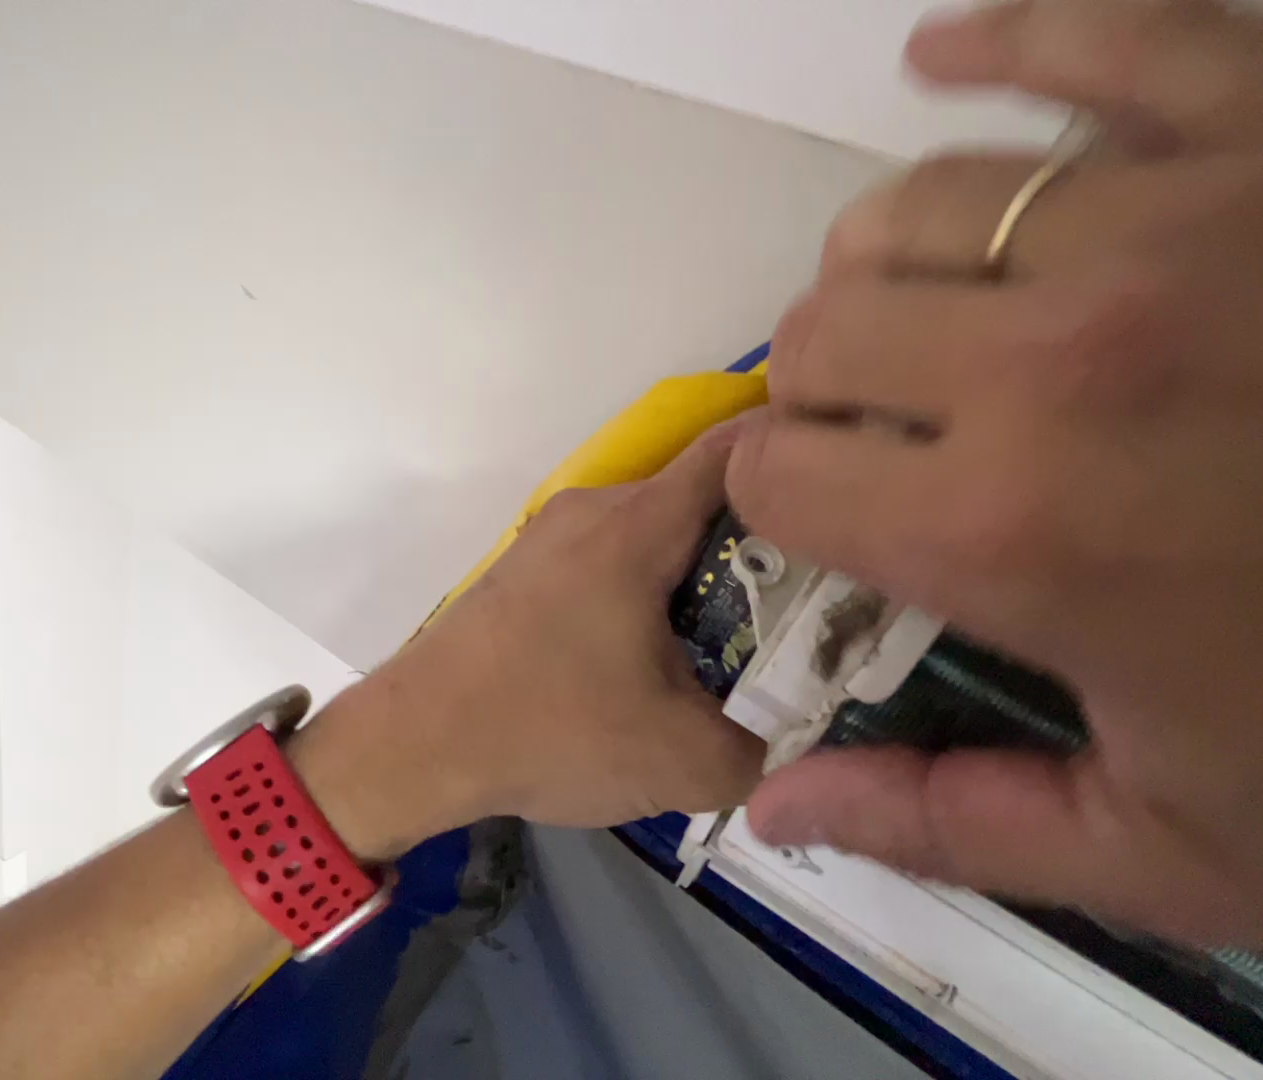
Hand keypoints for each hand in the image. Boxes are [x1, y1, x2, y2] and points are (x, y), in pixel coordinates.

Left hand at [296, 422, 764, 860]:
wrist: (414, 744)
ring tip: (737, 634)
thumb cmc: (548, 730)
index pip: (737, 451)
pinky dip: (650, 586)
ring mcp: (551, 535)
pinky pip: (610, 557)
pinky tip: (658, 651)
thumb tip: (793, 736)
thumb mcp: (680, 760)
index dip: (799, 460)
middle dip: (761, 538)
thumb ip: (762, 748)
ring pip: (653, 529)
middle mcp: (593, 509)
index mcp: (637, 527)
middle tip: (808, 597)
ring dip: (699, 570)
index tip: (848, 499)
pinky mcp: (526, 569)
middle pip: (700, 495)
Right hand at [729, 0, 1262, 959]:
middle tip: (873, 436)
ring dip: (874, 271)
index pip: (775, 475)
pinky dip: (996, 44)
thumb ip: (940, 825)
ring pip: (906, 205)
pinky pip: (1098, 37)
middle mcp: (1059, 362)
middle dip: (814, 394)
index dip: (773, 501)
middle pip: (817, 332)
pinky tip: (936, 60)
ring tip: (915, 316)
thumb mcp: (1177, 857)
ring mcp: (1183, 220)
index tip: (823, 522)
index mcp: (1013, 534)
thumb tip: (772, 814)